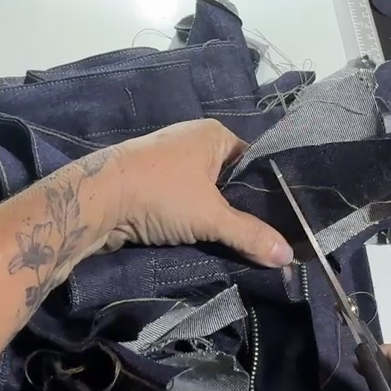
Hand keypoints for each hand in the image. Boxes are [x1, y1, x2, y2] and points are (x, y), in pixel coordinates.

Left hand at [86, 120, 293, 266]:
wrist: (100, 198)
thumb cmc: (161, 193)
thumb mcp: (212, 217)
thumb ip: (250, 235)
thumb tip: (290, 256)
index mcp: (215, 134)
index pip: (256, 162)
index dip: (271, 192)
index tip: (289, 222)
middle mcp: (196, 140)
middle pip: (233, 180)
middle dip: (246, 209)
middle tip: (271, 240)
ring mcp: (173, 160)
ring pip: (209, 193)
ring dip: (220, 217)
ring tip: (247, 245)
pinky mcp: (155, 181)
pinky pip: (187, 200)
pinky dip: (197, 218)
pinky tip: (212, 240)